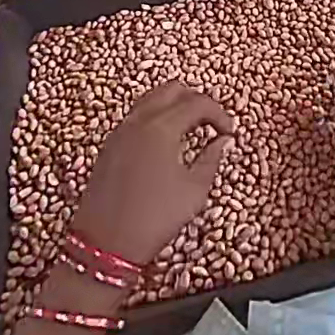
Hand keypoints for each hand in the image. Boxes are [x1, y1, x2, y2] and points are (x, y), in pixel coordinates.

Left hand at [68, 82, 233, 265]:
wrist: (104, 244)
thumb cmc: (154, 218)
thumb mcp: (194, 190)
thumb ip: (212, 158)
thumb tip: (223, 141)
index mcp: (162, 127)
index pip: (198, 102)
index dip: (220, 114)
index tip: (229, 132)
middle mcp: (138, 121)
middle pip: (172, 90)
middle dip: (197, 101)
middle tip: (211, 124)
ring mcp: (120, 131)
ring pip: (151, 99)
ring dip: (175, 106)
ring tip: (191, 131)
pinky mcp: (109, 145)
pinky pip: (137, 116)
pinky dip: (156, 118)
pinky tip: (167, 144)